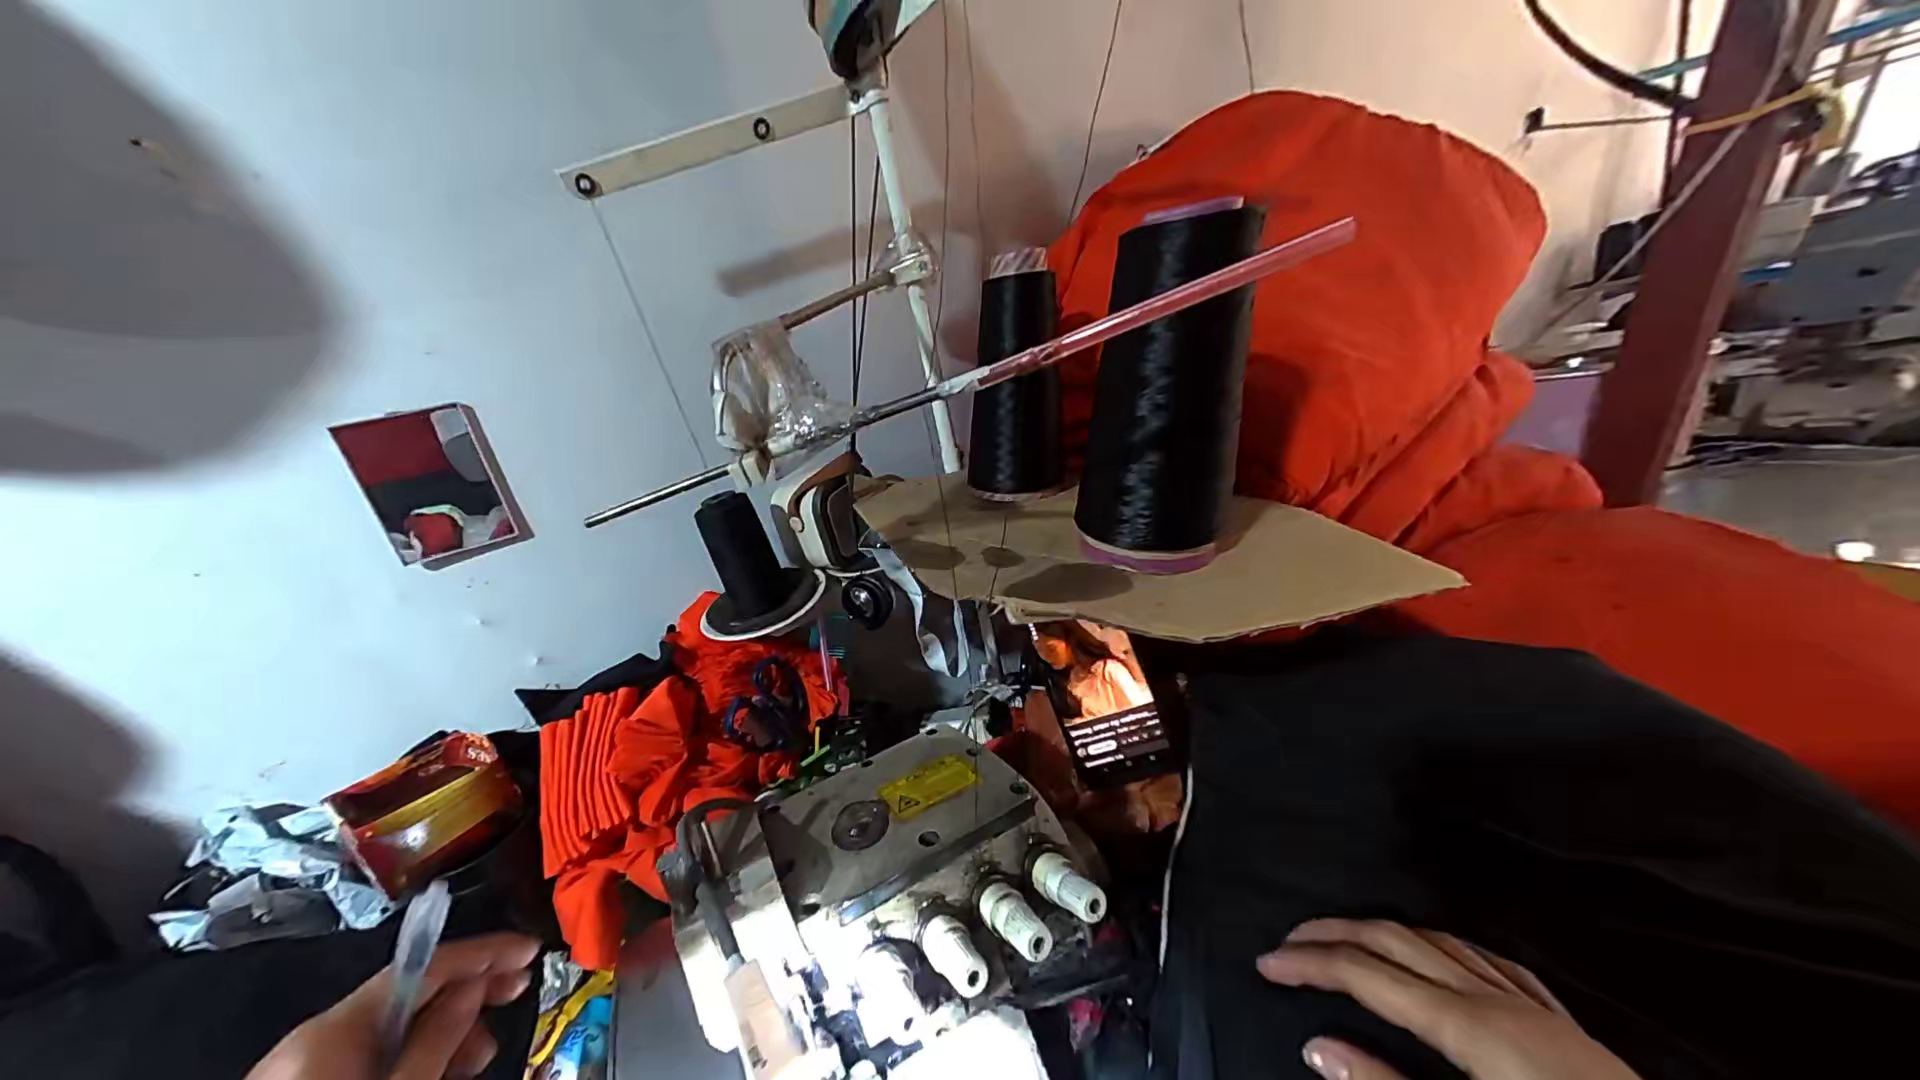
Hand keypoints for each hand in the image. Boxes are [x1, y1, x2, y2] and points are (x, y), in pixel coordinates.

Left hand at [248, 932, 539, 1079]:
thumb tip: (476, 985)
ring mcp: (299, 1070)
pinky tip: (443, 1071)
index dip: (484, 952)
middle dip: (469, 990)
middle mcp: (310, 1040)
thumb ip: (441, 1038)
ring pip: (393, 1026)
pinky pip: (369, 1056)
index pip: (422, 965)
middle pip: (408, 991)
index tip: (531, 951)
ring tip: (481, 1056)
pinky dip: (413, 1055)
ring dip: (446, 1029)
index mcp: (331, 1031)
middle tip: (519, 992)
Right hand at [1256, 919, 1638, 1079]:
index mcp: (1468, 1026)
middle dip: (1331, 933)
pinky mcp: (1560, 1023)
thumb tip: (1318, 1047)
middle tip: (1288, 941)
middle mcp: (1493, 999)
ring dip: (1378, 932)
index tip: (1266, 964)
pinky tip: (1437, 953)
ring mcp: (1530, 1006)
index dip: (1308, 963)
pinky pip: (1486, 961)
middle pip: (1390, 939)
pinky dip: (1441, 947)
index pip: (1362, 973)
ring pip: (1434, 940)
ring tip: (1343, 938)